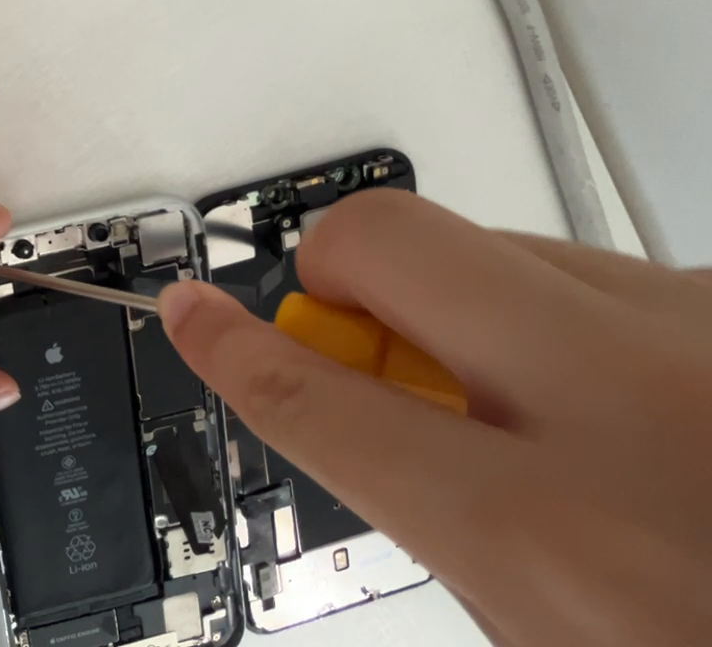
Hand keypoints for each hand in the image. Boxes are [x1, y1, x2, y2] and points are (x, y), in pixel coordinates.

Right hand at [158, 188, 711, 645]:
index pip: (315, 400)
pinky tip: (650, 407)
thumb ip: (428, 497)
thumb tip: (348, 391)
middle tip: (369, 340)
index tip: (188, 312)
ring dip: (471, 307)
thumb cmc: (709, 631)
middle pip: (386, 241)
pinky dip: (575, 321)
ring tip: (547, 402)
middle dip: (342, 273)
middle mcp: (647, 407)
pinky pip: (605, 273)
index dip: (228, 348)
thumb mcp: (549, 621)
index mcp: (565, 540)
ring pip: (502, 245)